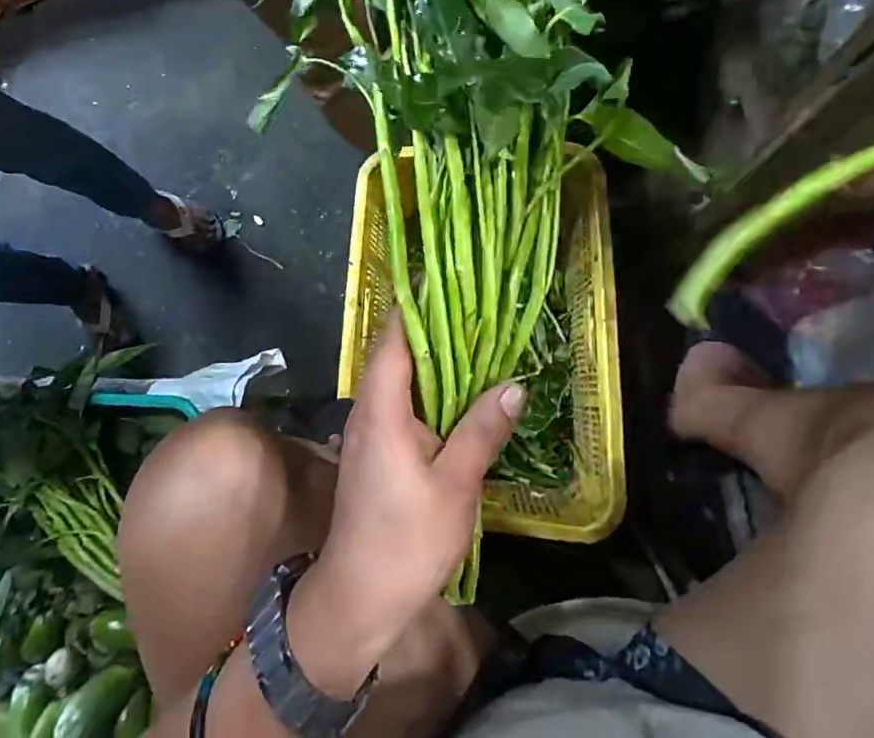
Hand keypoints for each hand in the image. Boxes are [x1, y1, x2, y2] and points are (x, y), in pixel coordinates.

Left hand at [289, 313, 522, 694]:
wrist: (360, 594)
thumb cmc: (407, 539)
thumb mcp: (455, 484)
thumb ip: (481, 430)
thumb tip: (513, 383)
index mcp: (380, 408)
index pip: (392, 339)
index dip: (413, 306)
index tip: (441, 278)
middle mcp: (366, 410)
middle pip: (394, 353)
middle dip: (429, 328)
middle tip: (471, 304)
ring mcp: (367, 431)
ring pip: (397, 379)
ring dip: (429, 359)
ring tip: (472, 338)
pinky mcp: (374, 450)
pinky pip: (399, 403)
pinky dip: (425, 389)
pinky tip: (456, 393)